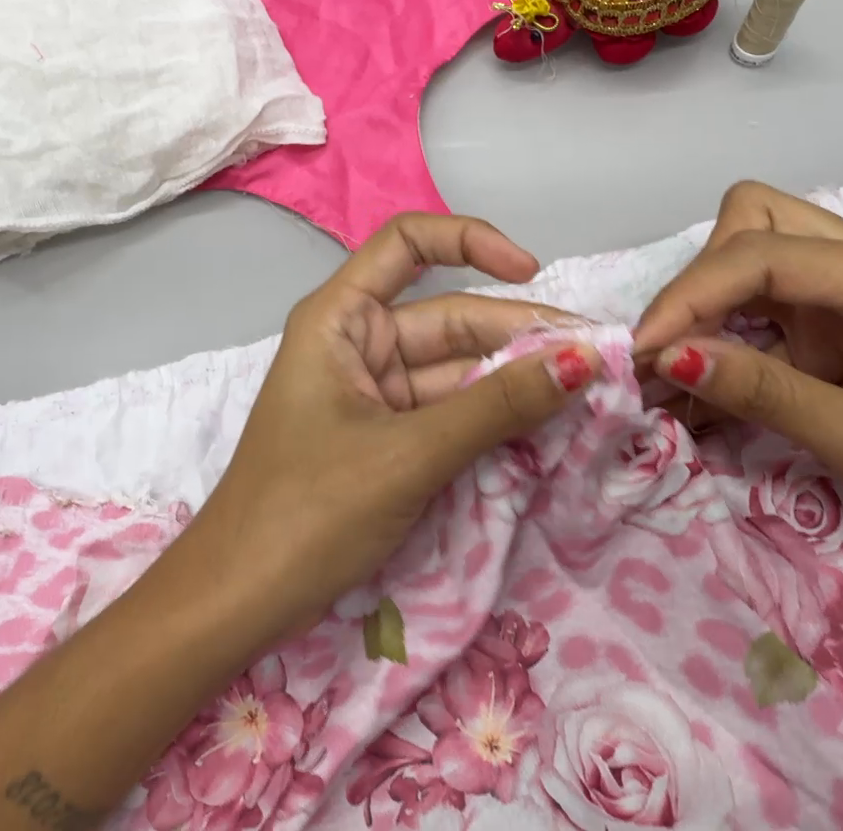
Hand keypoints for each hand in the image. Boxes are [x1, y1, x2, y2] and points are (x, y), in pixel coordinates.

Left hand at [181, 214, 602, 648]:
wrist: (241, 601)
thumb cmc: (309, 511)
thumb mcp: (409, 454)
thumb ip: (497, 406)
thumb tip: (584, 360)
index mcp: (338, 320)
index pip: (407, 244)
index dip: (471, 241)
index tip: (533, 270)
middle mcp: (356, 345)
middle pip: (448, 318)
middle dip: (519, 334)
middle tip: (601, 359)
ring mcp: (371, 395)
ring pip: (455, 370)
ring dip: (515, 381)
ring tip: (591, 392)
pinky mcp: (384, 440)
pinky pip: (448, 412)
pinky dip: (492, 418)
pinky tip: (546, 424)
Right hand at [632, 182, 842, 572]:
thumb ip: (769, 395)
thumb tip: (670, 357)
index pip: (766, 253)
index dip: (691, 295)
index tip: (642, 352)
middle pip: (758, 221)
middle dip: (698, 282)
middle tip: (669, 354)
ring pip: (755, 253)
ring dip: (706, 304)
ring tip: (672, 371)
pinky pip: (769, 301)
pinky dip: (727, 332)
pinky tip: (707, 379)